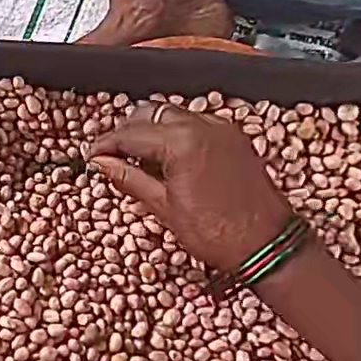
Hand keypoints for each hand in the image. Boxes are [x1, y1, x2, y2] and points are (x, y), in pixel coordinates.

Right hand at [87, 102, 292, 269]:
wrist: (268, 246)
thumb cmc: (218, 233)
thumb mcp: (163, 207)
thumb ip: (129, 178)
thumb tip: (101, 164)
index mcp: (183, 142)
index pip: (130, 134)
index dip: (105, 145)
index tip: (91, 156)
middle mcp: (204, 126)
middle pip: (149, 114)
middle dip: (125, 133)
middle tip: (108, 157)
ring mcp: (222, 130)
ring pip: (172, 115)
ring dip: (148, 131)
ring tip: (133, 158)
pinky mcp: (234, 138)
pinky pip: (194, 123)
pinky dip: (173, 133)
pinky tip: (163, 158)